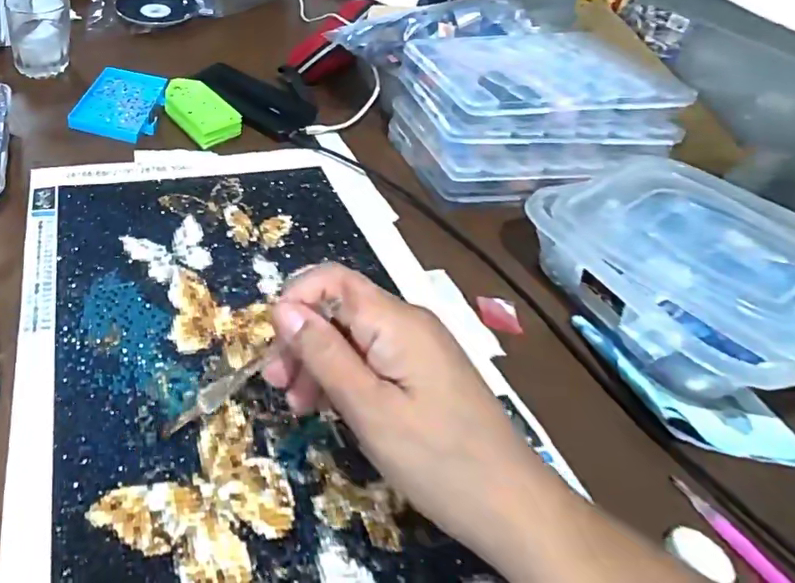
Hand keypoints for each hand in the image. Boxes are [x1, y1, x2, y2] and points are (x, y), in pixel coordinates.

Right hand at [264, 265, 570, 562]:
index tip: (273, 342)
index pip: (332, 279)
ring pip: (349, 336)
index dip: (295, 298)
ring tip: (295, 404)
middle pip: (337, 309)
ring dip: (316, 363)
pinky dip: (342, 377)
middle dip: (300, 339)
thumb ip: (323, 353)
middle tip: (275, 382)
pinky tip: (325, 407)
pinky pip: (369, 358)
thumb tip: (282, 307)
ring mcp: (416, 348)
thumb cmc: (440, 462)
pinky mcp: (421, 373)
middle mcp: (406, 323)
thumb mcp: (369, 410)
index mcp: (396, 322)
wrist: (521, 515)